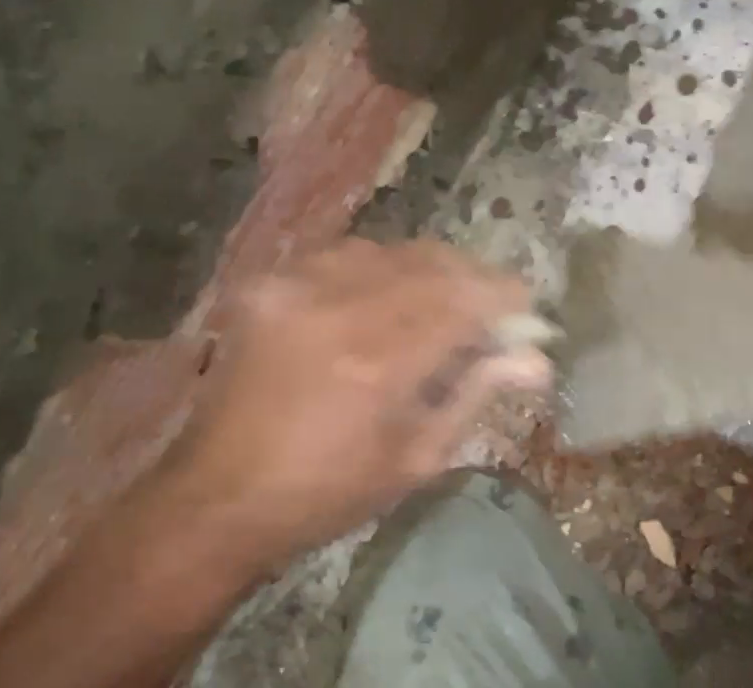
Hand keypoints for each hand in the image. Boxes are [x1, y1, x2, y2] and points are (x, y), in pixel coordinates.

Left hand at [161, 238, 550, 571]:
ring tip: (445, 300)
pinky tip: (389, 294)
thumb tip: (536, 359)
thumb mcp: (416, 459)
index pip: (466, 299)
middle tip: (493, 307)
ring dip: (434, 270)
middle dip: (476, 279)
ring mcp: (299, 289)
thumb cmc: (328, 494)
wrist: (215, 500)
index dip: (505, 296)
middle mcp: (340, 309)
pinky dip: (384, 267)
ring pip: (396, 251)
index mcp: (380, 363)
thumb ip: (477, 393)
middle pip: (436, 264)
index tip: (526, 308)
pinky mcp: (271, 284)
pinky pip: (350, 254)